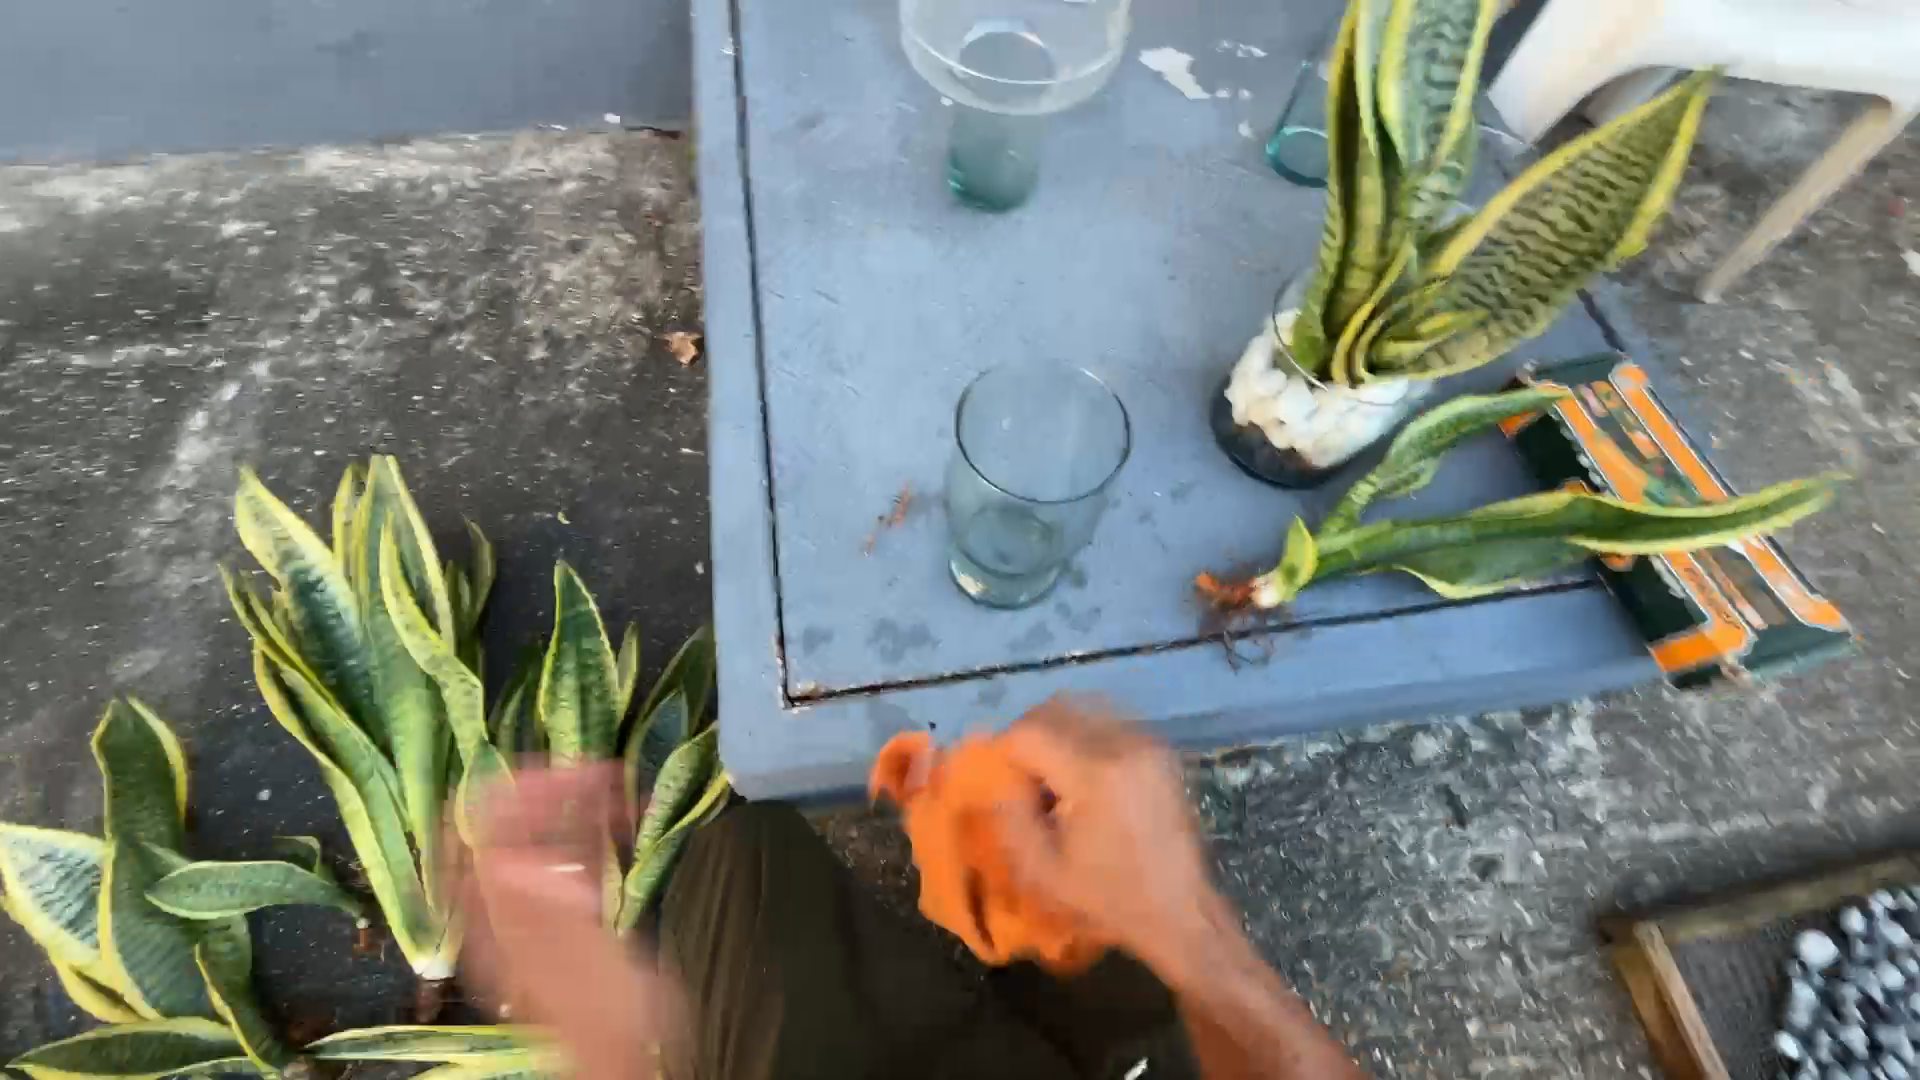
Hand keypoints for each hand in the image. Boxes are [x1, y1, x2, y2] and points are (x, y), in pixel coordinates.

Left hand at [452, 766, 682, 1079]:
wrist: (620, 1051)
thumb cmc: (602, 1012)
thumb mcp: (574, 962)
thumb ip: (544, 908)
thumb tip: (511, 860)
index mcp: (498, 910)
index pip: (480, 829)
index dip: (514, 791)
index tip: (566, 771)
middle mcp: (508, 897)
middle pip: (511, 820)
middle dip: (553, 786)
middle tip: (601, 773)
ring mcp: (538, 898)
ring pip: (544, 827)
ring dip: (580, 800)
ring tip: (620, 786)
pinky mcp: (569, 904)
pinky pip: (573, 846)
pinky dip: (597, 823)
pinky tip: (627, 816)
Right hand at [992, 697, 1224, 982]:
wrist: (1182, 913)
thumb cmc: (1109, 898)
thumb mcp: (1042, 872)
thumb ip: (1008, 817)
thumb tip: (993, 779)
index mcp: (1093, 774)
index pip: (1030, 732)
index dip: (1007, 752)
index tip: (1005, 782)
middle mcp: (1122, 745)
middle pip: (1055, 708)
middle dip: (1029, 735)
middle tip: (1024, 774)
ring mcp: (1146, 742)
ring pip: (1082, 706)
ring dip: (1058, 730)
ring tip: (1054, 771)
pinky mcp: (1159, 748)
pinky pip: (1109, 718)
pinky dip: (1086, 733)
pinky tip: (1084, 771)